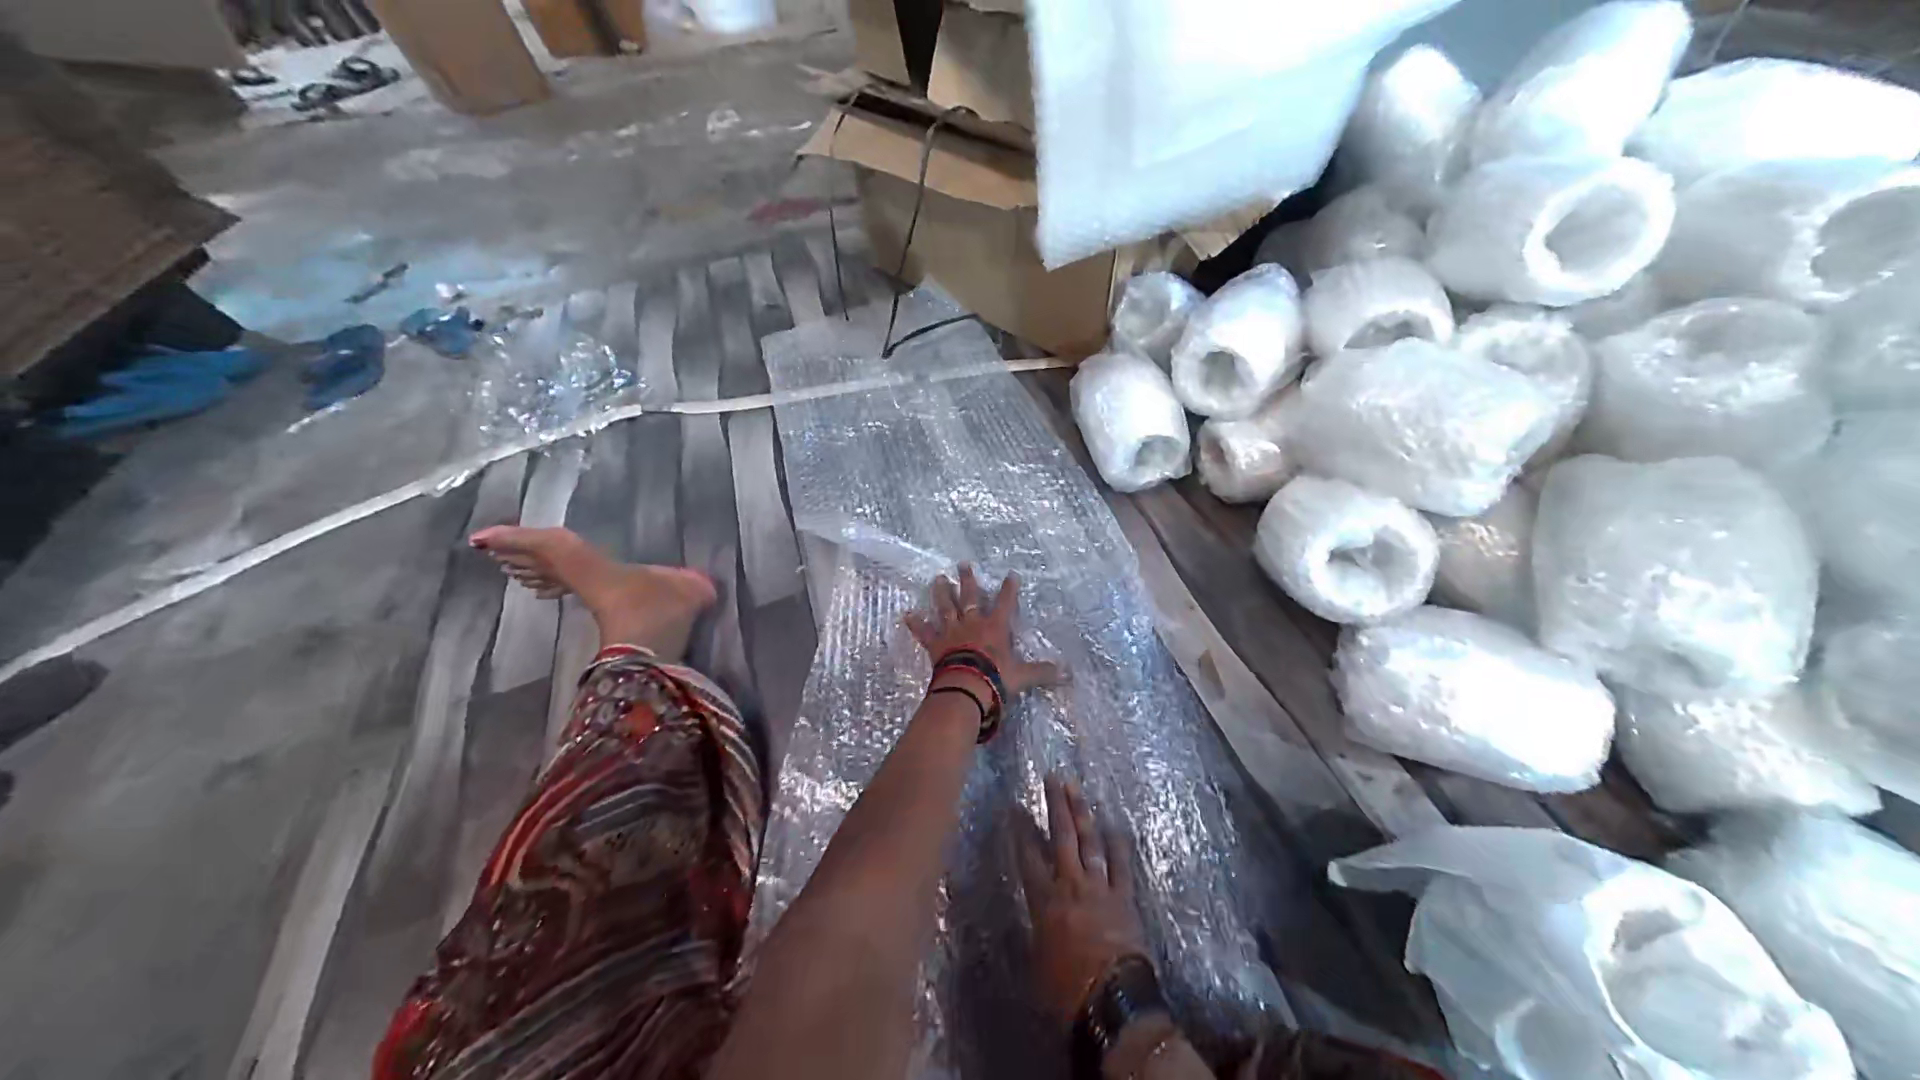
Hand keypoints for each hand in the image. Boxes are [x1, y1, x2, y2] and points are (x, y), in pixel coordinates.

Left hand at [905, 564, 1059, 695]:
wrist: (966, 687)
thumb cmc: (996, 678)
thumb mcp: (1023, 676)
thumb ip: (1043, 672)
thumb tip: (1068, 674)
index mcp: (995, 627)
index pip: (1005, 603)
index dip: (1009, 589)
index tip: (1011, 574)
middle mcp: (973, 623)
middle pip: (970, 597)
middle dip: (968, 580)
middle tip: (962, 564)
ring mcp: (952, 632)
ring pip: (945, 607)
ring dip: (941, 593)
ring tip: (938, 579)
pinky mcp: (935, 644)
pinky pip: (923, 631)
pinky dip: (915, 623)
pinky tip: (906, 614)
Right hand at [1020, 775, 1150, 1025]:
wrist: (1112, 1002)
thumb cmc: (1066, 991)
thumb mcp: (1037, 963)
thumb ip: (1036, 933)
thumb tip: (1034, 923)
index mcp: (1044, 900)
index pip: (1027, 857)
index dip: (1020, 832)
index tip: (1015, 809)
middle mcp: (1071, 884)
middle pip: (1061, 836)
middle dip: (1055, 804)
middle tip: (1053, 778)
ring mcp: (1100, 887)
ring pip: (1089, 841)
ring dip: (1082, 813)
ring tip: (1076, 790)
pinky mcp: (1124, 897)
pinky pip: (1120, 864)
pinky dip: (1117, 844)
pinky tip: (1115, 827)